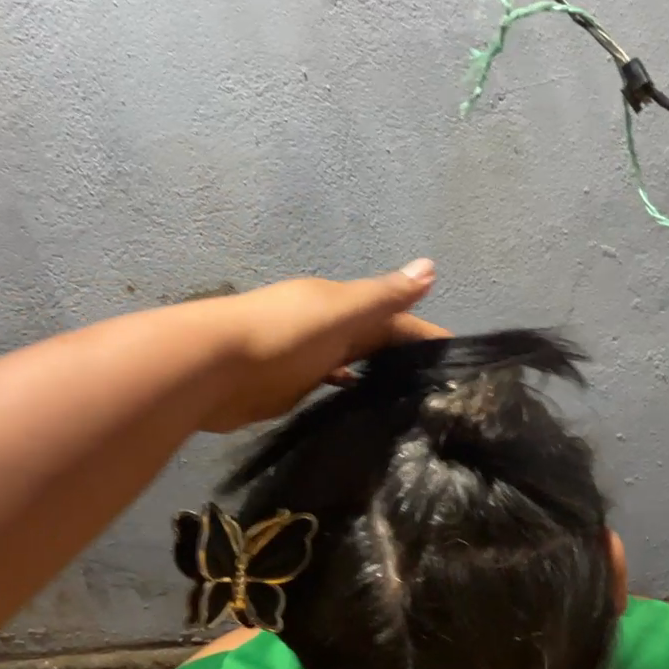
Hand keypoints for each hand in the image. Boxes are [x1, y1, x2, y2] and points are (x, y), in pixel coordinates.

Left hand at [174, 259, 444, 432]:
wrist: (211, 369)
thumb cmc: (279, 335)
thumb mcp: (339, 311)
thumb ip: (383, 296)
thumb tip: (431, 267)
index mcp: (338, 303)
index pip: (393, 315)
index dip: (425, 332)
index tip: (457, 356)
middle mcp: (326, 325)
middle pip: (375, 336)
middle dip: (407, 352)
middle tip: (442, 384)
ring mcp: (307, 356)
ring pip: (354, 359)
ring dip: (380, 369)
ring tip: (413, 396)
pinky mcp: (292, 385)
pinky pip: (332, 382)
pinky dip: (351, 386)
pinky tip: (364, 402)